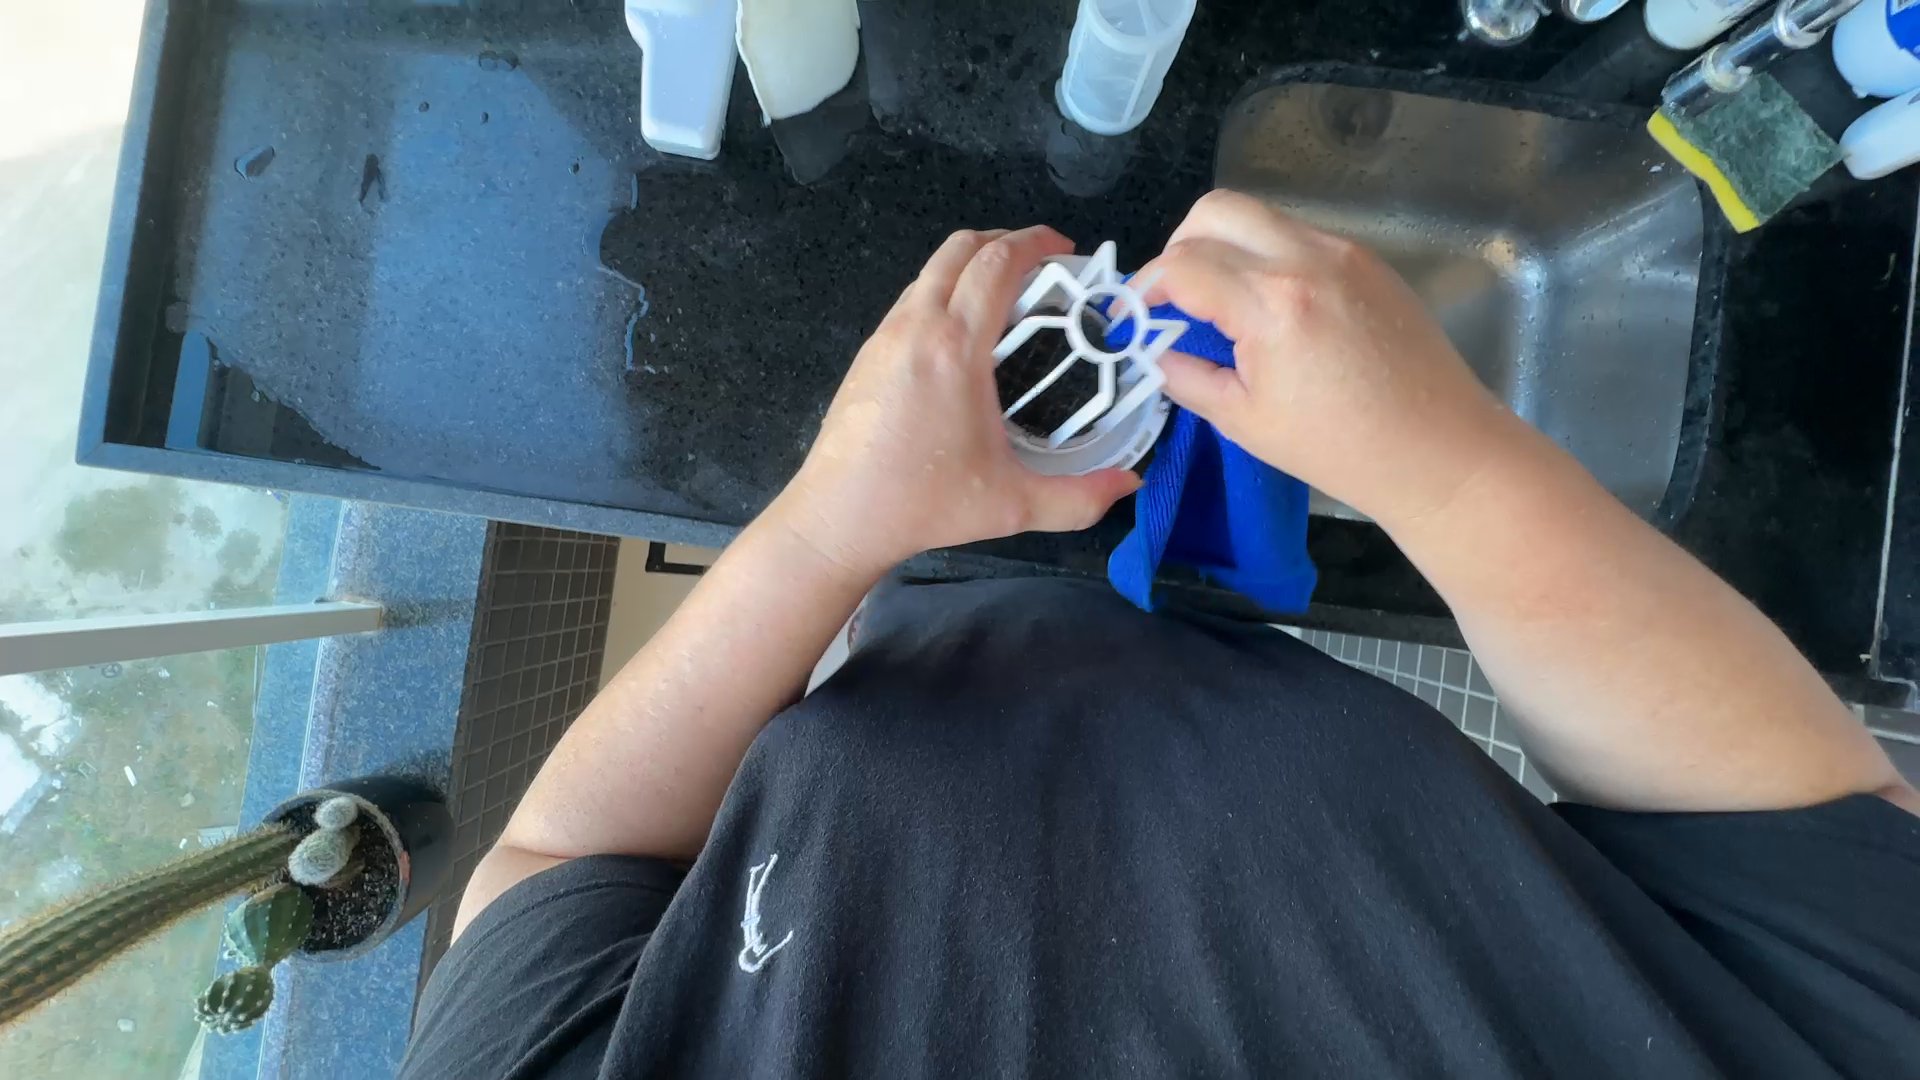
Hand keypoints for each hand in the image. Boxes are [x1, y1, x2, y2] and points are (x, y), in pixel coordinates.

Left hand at [769, 226, 1140, 575]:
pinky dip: (941, 294)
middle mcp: (915, 326)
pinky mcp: (865, 356)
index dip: (1036, 242)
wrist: (838, 517)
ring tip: (1003, 301)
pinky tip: (958, 340)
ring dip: (969, 267)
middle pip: (960, 248)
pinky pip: (909, 301)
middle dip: (1004, 241)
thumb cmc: (925, 505)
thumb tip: (1131, 484)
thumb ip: (1079, 497)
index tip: (1065, 250)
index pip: (997, 262)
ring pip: (929, 272)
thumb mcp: (1013, 506)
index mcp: (955, 346)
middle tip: (1041, 268)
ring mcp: (883, 337)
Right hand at [1137, 190, 1520, 524]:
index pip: (1181, 265)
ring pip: (1257, 216)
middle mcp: (1306, 257)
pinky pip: (1294, 235)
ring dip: (1220, 248)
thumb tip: (1152, 351)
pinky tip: (1264, 309)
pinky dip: (1260, 257)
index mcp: (1271, 303)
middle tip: (1171, 299)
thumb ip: (1184, 375)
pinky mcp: (1366, 259)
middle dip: (1176, 248)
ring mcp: (1343, 251)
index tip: (1130, 318)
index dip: (1143, 289)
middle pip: (1215, 210)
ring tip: (1215, 305)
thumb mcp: (1240, 419)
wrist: (1436, 449)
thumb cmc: (1334, 447)